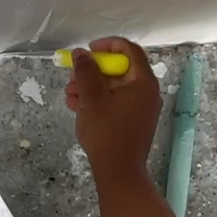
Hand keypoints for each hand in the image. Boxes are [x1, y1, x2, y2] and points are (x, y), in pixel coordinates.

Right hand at [65, 36, 161, 179]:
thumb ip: (86, 72)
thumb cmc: (107, 132)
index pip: (130, 50)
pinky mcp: (133, 123)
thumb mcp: (92, 98)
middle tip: (74, 77)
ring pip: (115, 89)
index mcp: (143, 82)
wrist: (118, 171)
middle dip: (94, 71)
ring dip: (91, 88)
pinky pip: (116, 104)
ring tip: (70, 94)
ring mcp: (141, 109)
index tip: (89, 50)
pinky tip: (77, 106)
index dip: (108, 45)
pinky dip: (98, 102)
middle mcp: (147, 93)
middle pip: (120, 71)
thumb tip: (81, 54)